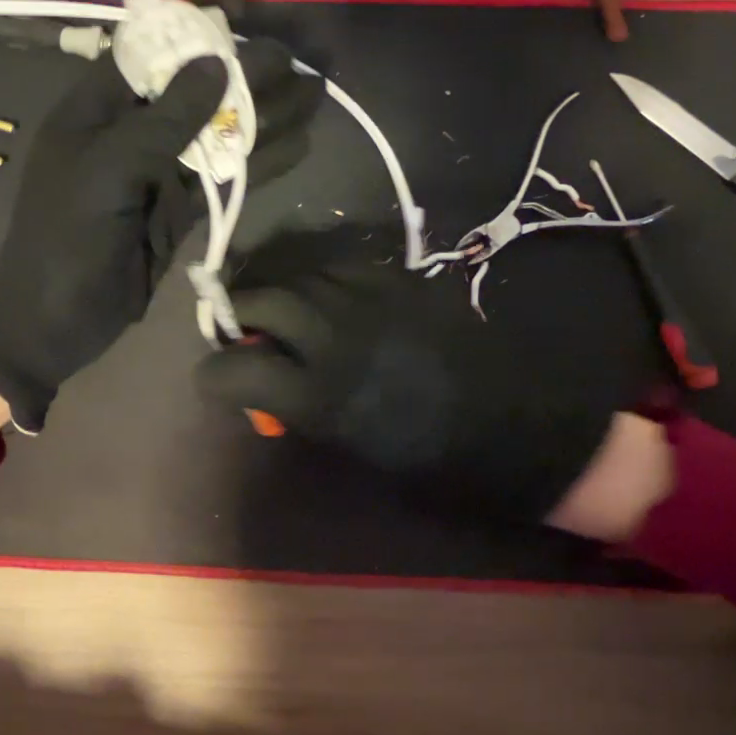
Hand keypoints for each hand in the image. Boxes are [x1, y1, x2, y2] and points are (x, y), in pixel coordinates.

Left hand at [0, 39, 322, 430]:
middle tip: (298, 62)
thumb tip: (215, 63)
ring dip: (262, 117)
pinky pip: (220, 180)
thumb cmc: (66, 236)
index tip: (244, 14)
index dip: (196, 32)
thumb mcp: (108, 169)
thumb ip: (163, 119)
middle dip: (244, 76)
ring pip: (214, 136)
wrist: (54, 320)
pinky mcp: (176, 212)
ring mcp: (155, 174)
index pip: (150, 54)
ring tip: (314, 94)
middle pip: (192, 93)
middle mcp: (128, 134)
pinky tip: (297, 146)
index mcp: (95, 110)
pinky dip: (257, 164)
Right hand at [194, 227, 640, 523]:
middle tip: (240, 329)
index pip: (234, 370)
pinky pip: (344, 269)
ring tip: (282, 313)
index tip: (215, 379)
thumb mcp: (353, 451)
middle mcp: (337, 338)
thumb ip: (300, 412)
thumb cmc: (435, 465)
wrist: (522, 433)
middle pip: (262, 300)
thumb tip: (265, 390)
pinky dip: (324, 284)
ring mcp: (373, 301)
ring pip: (302, 276)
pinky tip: (330, 301)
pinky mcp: (405, 282)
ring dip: (280, 293)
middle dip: (237, 312)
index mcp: (321, 396)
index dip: (213, 375)